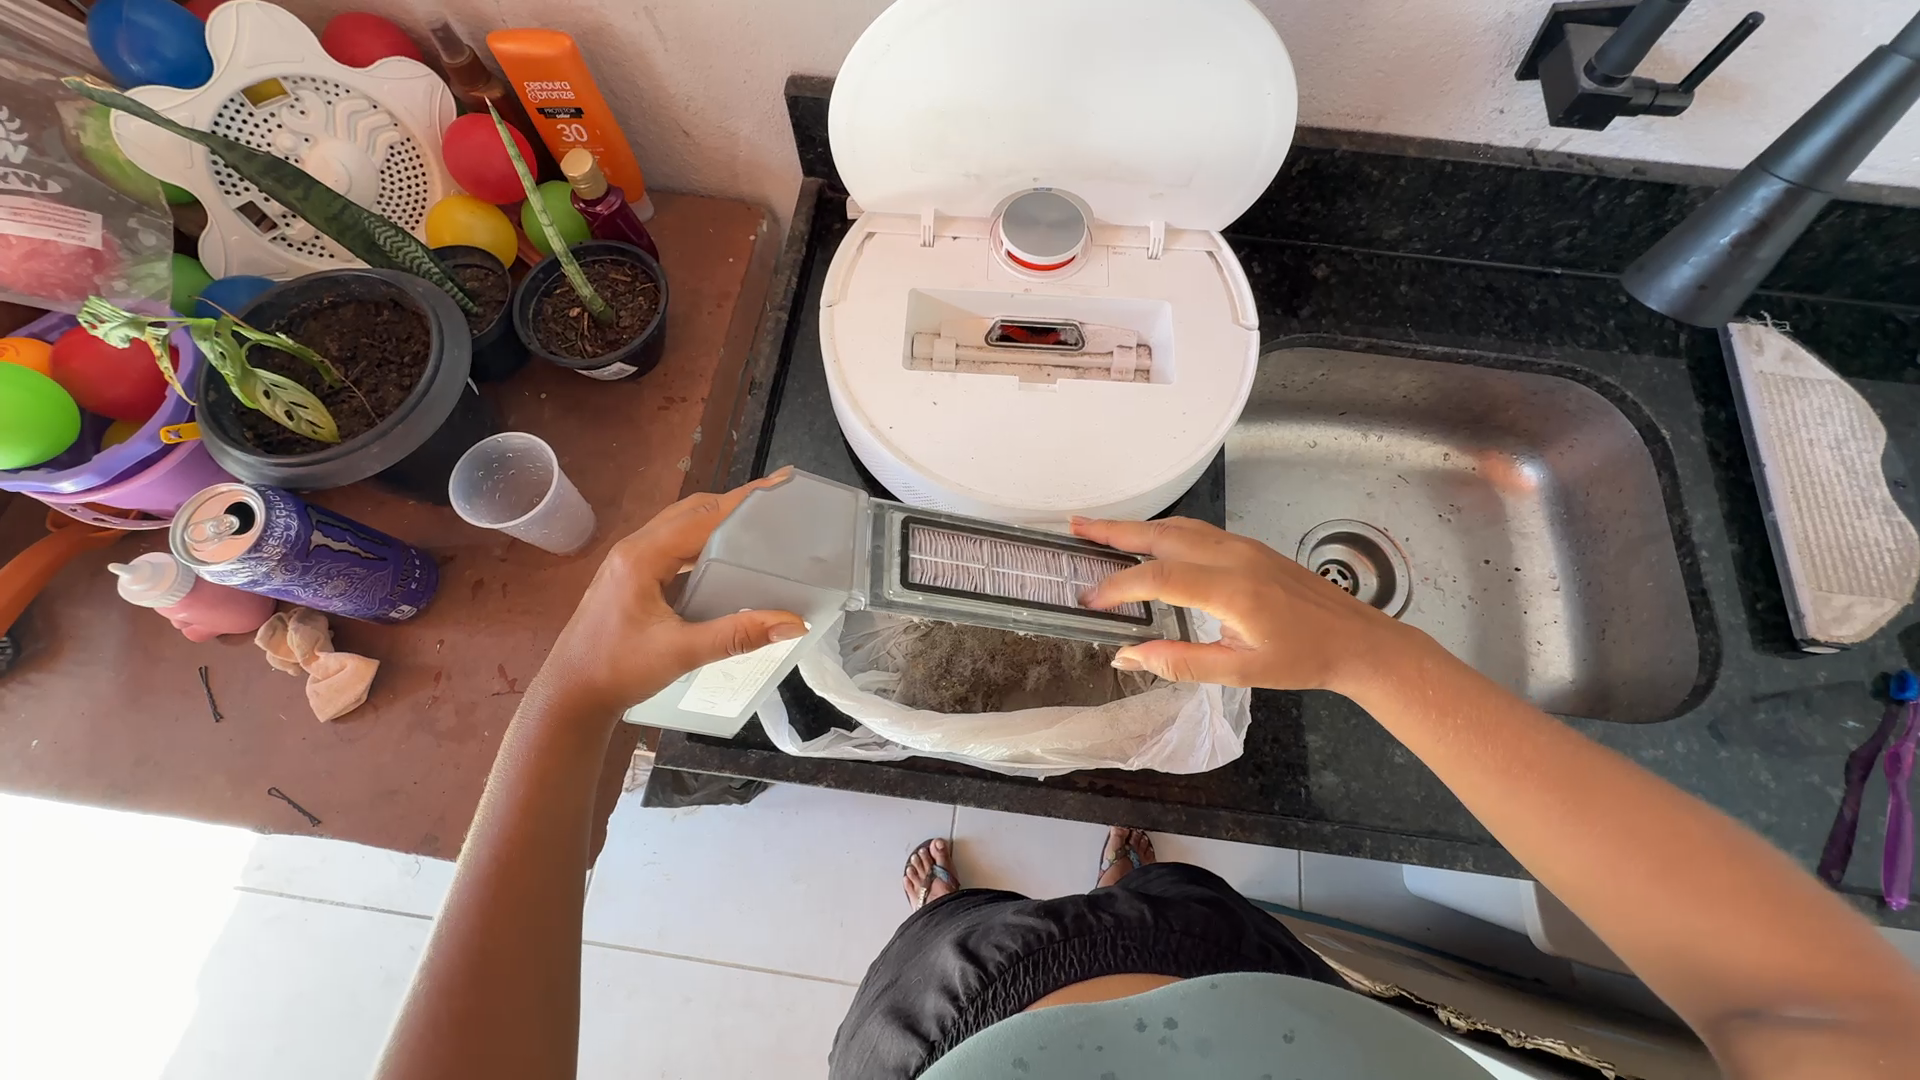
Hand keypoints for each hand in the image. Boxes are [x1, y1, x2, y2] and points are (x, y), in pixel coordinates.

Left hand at [526, 471, 806, 719]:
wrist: (570, 696)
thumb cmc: (618, 670)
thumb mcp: (682, 652)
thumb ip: (738, 634)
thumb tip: (794, 623)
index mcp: (643, 557)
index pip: (703, 516)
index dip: (744, 499)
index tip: (780, 484)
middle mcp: (634, 549)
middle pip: (692, 510)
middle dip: (734, 502)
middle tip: (777, 502)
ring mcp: (629, 561)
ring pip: (680, 525)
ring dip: (718, 519)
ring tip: (757, 524)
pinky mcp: (630, 577)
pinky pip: (673, 544)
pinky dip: (703, 540)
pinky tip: (723, 556)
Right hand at [1073, 516, 1425, 694]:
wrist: (1360, 640)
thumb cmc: (1303, 660)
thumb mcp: (1241, 672)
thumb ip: (1180, 663)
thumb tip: (1127, 655)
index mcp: (1231, 590)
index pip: (1158, 579)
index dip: (1118, 587)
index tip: (1089, 600)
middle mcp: (1233, 556)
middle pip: (1162, 536)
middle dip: (1114, 531)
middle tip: (1075, 527)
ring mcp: (1243, 546)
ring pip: (1178, 528)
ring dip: (1135, 527)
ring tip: (1099, 529)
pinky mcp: (1249, 546)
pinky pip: (1196, 531)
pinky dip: (1161, 531)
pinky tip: (1148, 540)